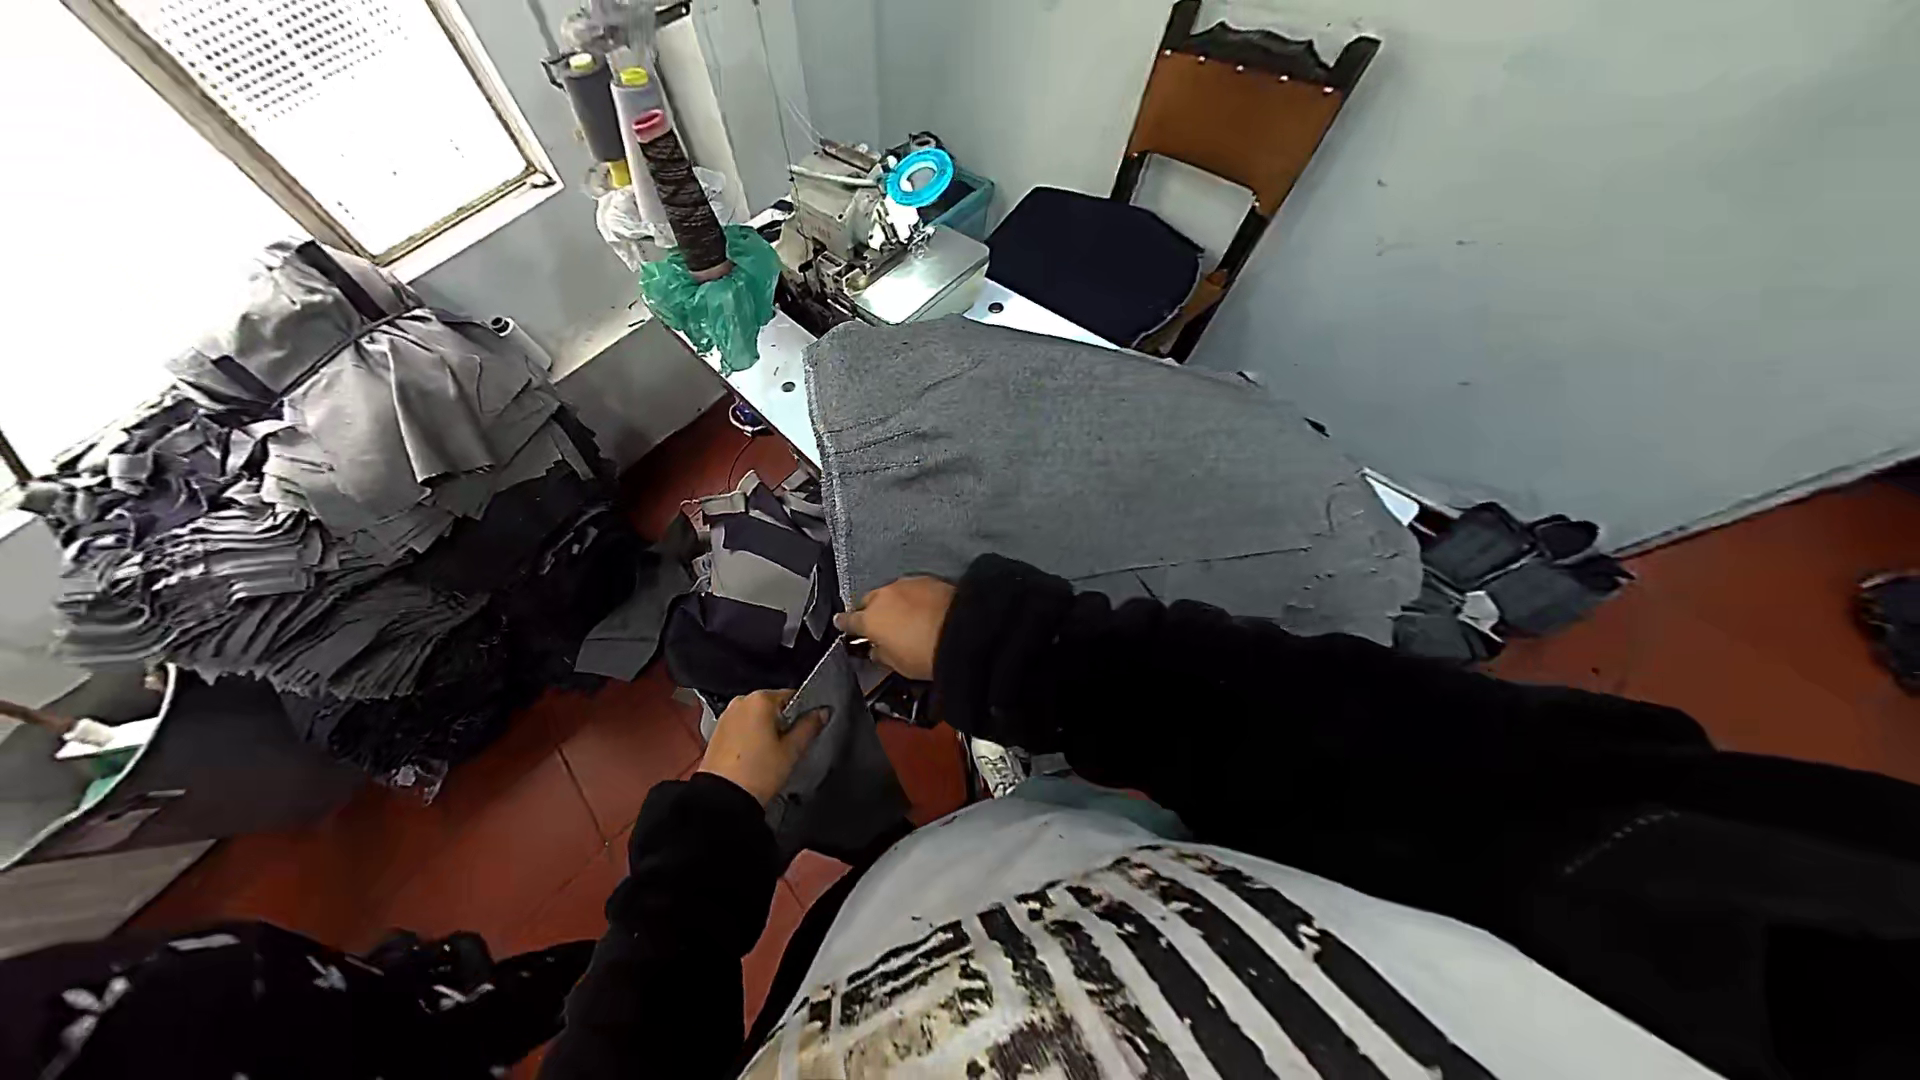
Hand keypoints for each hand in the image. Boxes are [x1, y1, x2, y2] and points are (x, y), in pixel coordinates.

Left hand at [697, 690, 826, 805]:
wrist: (722, 799)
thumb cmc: (758, 772)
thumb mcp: (792, 750)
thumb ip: (810, 726)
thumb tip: (822, 712)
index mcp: (760, 699)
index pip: (792, 696)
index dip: (803, 713)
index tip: (806, 731)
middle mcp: (741, 702)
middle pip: (773, 706)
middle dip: (783, 722)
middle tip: (789, 746)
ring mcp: (726, 716)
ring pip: (757, 717)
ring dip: (766, 730)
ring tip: (771, 755)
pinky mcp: (717, 732)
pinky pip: (742, 727)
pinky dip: (751, 737)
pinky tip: (755, 757)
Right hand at [834, 576, 955, 680]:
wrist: (964, 632)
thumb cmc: (927, 654)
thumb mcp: (899, 665)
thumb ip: (881, 654)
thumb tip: (875, 649)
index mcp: (870, 619)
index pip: (849, 621)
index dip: (844, 624)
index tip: (842, 624)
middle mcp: (883, 596)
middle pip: (868, 602)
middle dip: (871, 611)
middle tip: (880, 624)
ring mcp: (905, 584)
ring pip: (890, 593)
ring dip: (892, 602)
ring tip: (903, 615)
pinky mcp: (927, 579)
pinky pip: (911, 589)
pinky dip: (912, 597)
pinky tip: (920, 607)